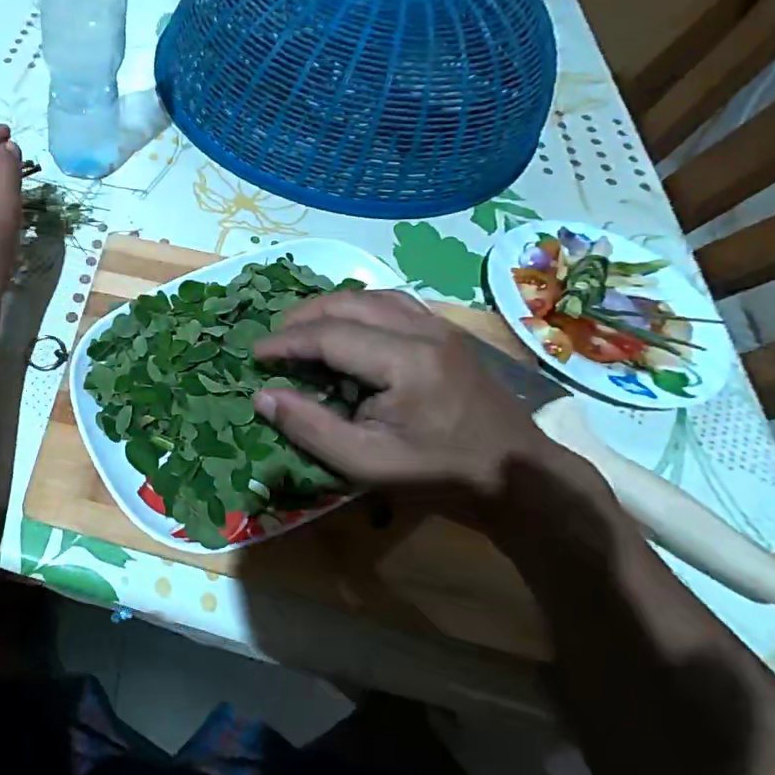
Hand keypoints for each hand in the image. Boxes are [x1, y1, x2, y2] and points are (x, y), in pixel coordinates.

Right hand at [251, 290, 559, 507]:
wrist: (519, 480)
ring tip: (302, 327)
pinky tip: (348, 325)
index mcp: (405, 361)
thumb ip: (310, 427)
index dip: (286, 341)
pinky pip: (395, 302)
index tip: (255, 354)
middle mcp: (423, 331)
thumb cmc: (439, 475)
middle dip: (303, 316)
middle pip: (349, 302)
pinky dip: (360, 306)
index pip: (329, 335)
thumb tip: (263, 396)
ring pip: (373, 295)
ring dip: (331, 306)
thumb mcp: (366, 464)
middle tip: (274, 338)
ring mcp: (440, 327)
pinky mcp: (449, 334)